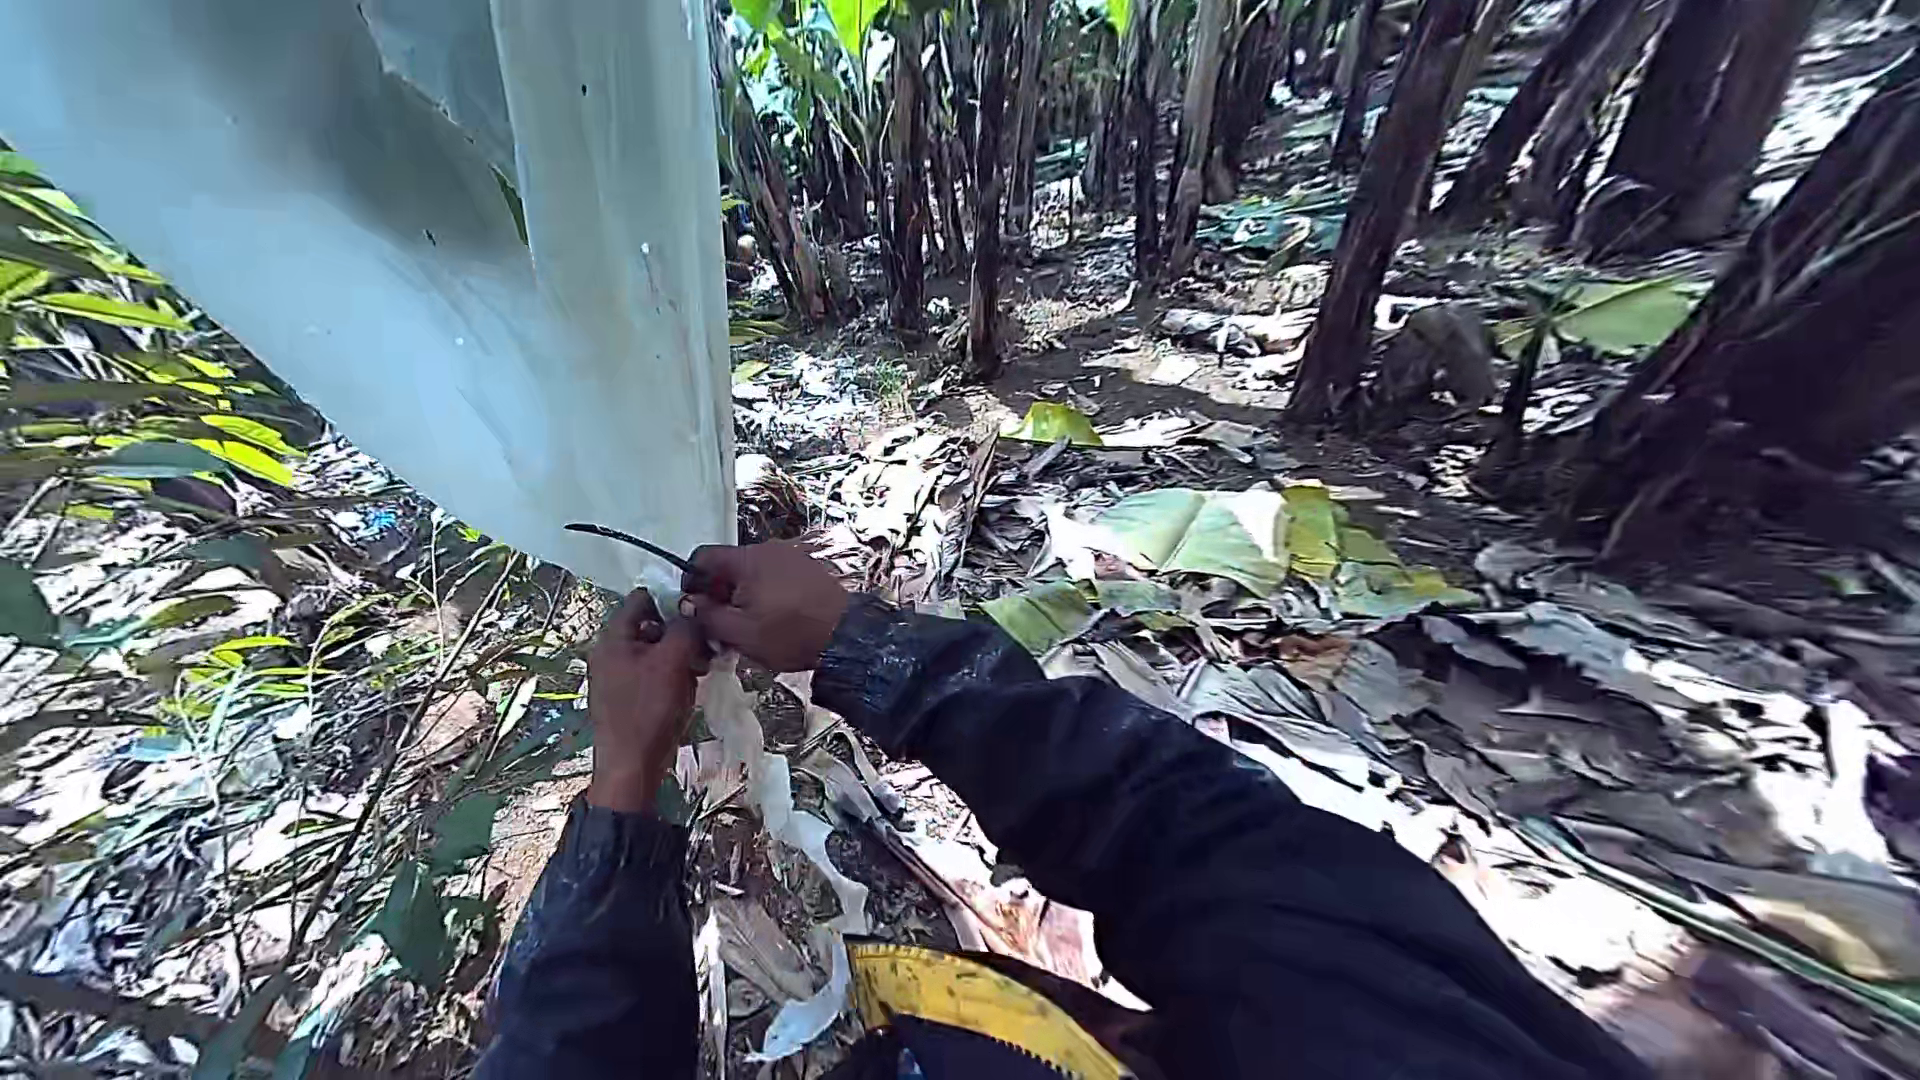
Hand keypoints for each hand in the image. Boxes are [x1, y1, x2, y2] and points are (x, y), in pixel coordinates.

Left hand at [584, 588, 708, 813]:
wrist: (633, 765)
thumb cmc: (649, 709)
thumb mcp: (673, 661)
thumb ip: (685, 628)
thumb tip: (693, 608)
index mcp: (613, 639)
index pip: (643, 598)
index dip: (673, 599)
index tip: (701, 611)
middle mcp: (611, 652)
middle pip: (653, 624)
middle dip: (682, 631)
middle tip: (708, 643)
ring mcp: (619, 675)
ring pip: (657, 648)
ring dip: (683, 652)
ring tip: (703, 666)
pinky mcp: (630, 694)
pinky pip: (655, 670)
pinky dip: (675, 671)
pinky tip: (692, 683)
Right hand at [680, 541, 849, 671]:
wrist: (847, 634)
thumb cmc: (790, 633)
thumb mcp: (739, 632)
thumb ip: (706, 615)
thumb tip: (688, 603)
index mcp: (747, 559)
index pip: (703, 556)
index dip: (690, 581)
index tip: (693, 606)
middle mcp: (769, 550)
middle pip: (729, 565)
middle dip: (718, 593)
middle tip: (719, 624)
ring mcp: (792, 557)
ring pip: (753, 574)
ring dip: (743, 596)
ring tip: (747, 627)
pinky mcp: (809, 570)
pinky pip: (775, 577)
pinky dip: (766, 594)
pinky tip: (772, 620)